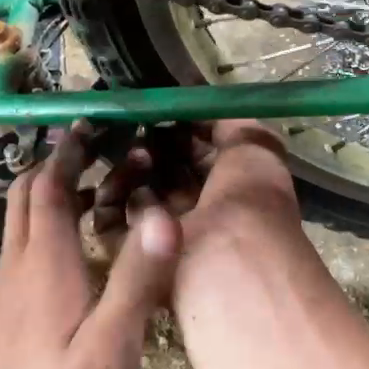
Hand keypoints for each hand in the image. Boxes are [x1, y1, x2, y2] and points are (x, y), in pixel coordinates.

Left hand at [0, 125, 181, 368]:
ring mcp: (4, 299)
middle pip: (26, 198)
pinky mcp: (3, 325)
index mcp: (43, 267)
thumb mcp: (110, 350)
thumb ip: (136, 279)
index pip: (50, 188)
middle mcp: (16, 272)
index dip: (68, 150)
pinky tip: (75, 258)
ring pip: (21, 227)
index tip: (91, 123)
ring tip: (95, 192)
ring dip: (50, 197)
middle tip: (97, 149)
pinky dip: (46, 233)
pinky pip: (22, 256)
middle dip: (55, 164)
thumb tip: (163, 212)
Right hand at [90, 119, 301, 262]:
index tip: (161, 107)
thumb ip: (231, 122)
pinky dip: (111, 201)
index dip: (182, 129)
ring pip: (138, 196)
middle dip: (151, 147)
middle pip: (166, 174)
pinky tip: (117, 179)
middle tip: (136, 124)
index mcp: (236, 192)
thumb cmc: (250, 200)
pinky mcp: (138, 258)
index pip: (201, 155)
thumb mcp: (257, 146)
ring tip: (134, 153)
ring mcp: (168, 238)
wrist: (228, 264)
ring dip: (131, 170)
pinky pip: (113, 225)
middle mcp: (202, 215)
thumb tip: (203, 104)